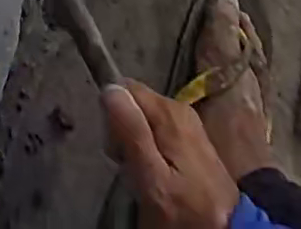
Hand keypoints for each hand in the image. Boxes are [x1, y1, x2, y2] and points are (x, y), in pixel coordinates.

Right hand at [102, 79, 239, 228]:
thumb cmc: (188, 212)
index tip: (118, 150)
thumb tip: (110, 89)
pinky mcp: (190, 138)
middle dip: (124, 131)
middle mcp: (178, 107)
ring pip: (143, 117)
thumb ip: (132, 133)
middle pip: (134, 102)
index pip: (124, 88)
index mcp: (169, 110)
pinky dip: (150, 149)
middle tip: (132, 168)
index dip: (114, 117)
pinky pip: (156, 130)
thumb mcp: (154, 180)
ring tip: (145, 176)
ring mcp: (186, 122)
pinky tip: (158, 174)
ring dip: (135, 143)